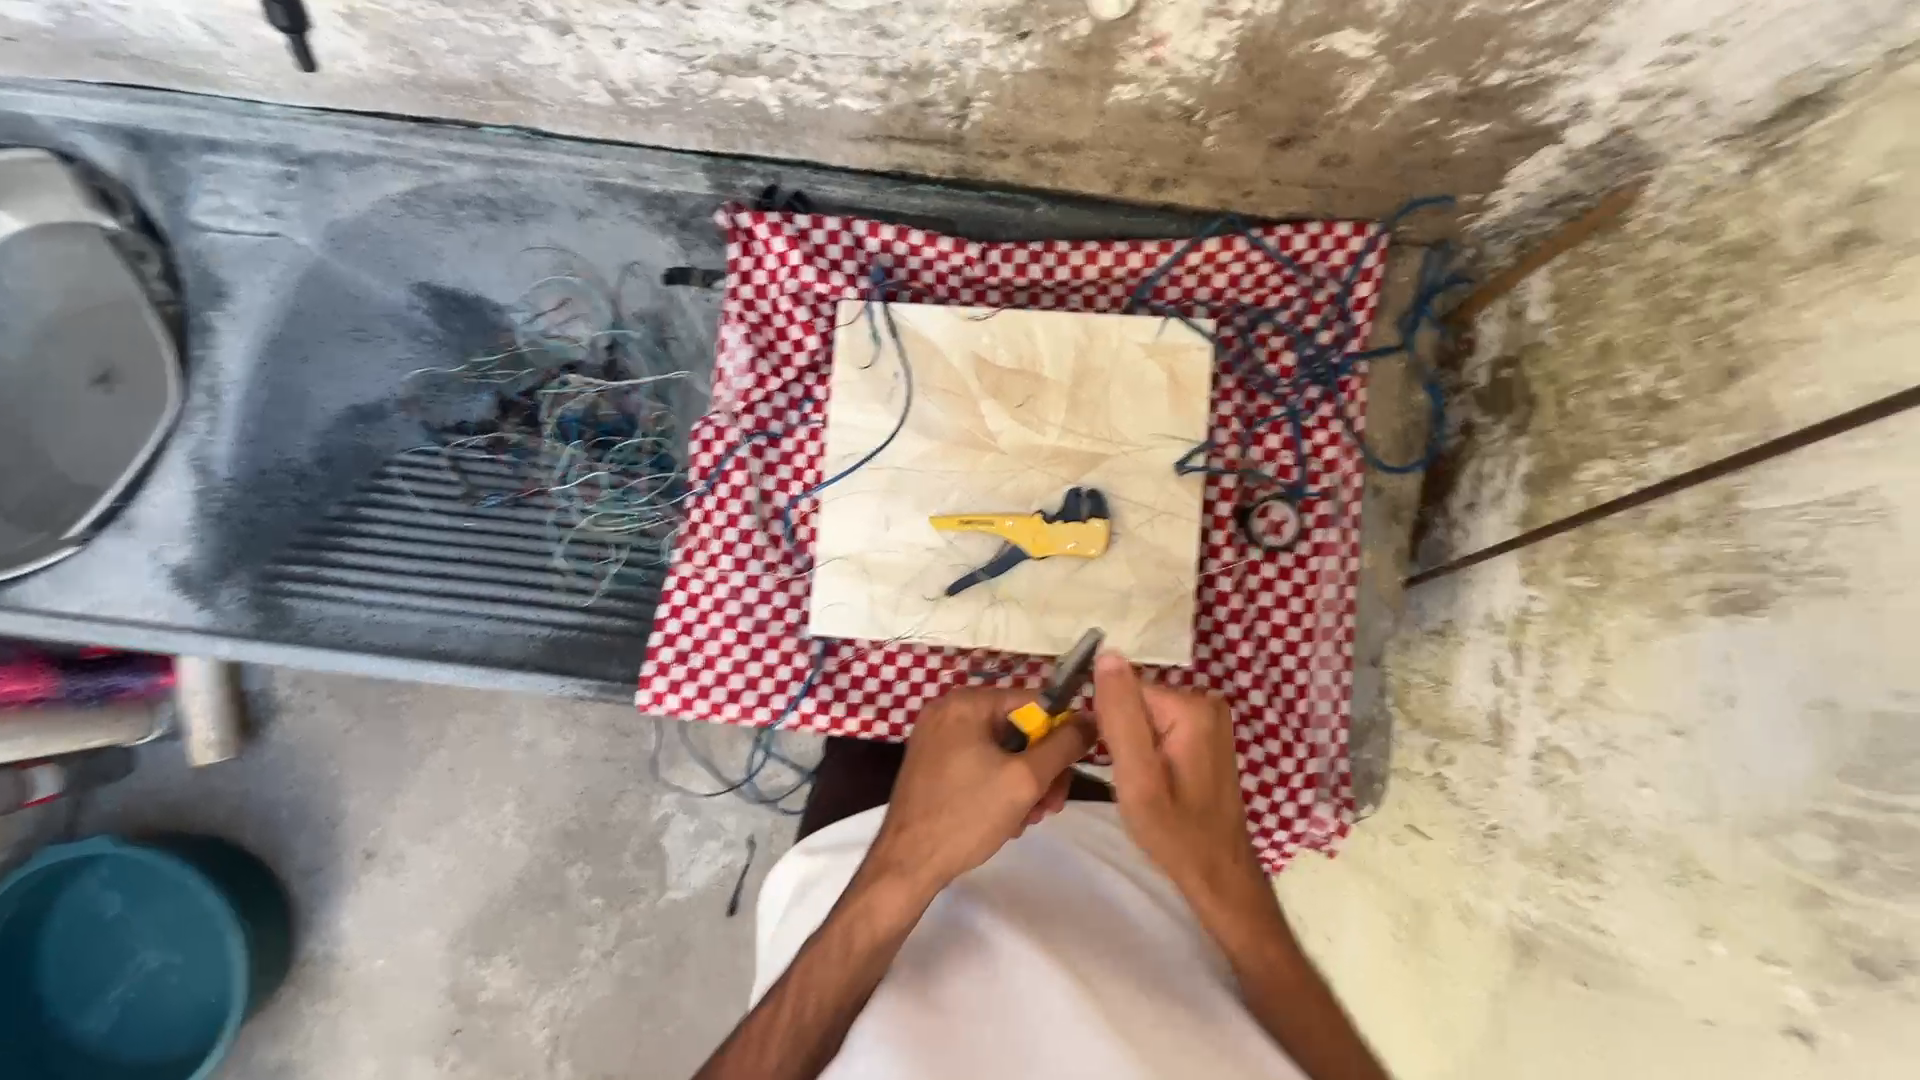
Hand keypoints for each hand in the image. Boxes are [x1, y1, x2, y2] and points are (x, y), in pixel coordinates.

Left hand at [863, 687, 1094, 898]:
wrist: (907, 863)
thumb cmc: (967, 815)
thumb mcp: (1026, 779)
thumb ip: (1063, 745)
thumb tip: (1090, 720)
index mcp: (967, 702)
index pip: (1034, 701)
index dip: (1061, 733)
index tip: (1073, 769)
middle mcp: (948, 710)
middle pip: (1018, 728)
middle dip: (1041, 767)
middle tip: (1051, 805)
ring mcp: (936, 738)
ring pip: (1001, 750)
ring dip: (1023, 782)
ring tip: (1029, 817)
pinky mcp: (932, 764)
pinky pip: (979, 763)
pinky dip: (998, 786)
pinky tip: (1007, 818)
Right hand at [1091, 652, 1269, 911]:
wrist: (1218, 872)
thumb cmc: (1175, 832)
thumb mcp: (1137, 777)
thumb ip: (1120, 715)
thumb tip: (1107, 653)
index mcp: (1191, 706)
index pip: (1124, 690)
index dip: (1108, 725)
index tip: (1112, 762)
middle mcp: (1206, 702)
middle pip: (1136, 700)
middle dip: (1121, 735)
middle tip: (1129, 779)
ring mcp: (1210, 718)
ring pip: (1144, 715)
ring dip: (1133, 745)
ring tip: (1143, 784)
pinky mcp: (1207, 734)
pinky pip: (1160, 727)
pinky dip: (1149, 751)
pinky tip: (1156, 781)